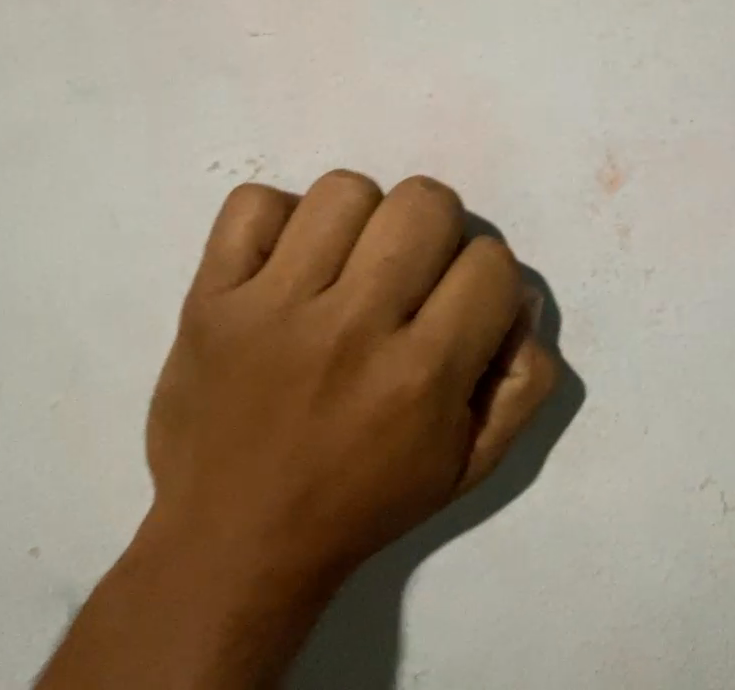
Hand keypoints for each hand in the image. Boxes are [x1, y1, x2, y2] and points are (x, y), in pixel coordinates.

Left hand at [146, 171, 557, 597]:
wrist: (234, 543)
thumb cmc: (365, 502)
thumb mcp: (473, 464)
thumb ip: (525, 383)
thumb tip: (522, 300)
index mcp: (423, 374)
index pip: (492, 261)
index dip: (488, 278)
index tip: (461, 308)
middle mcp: (352, 329)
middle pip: (426, 203)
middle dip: (438, 232)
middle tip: (412, 277)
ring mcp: (273, 308)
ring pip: (345, 190)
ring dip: (364, 221)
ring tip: (348, 268)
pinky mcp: (209, 298)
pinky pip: (252, 203)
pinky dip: (278, 221)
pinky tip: (288, 266)